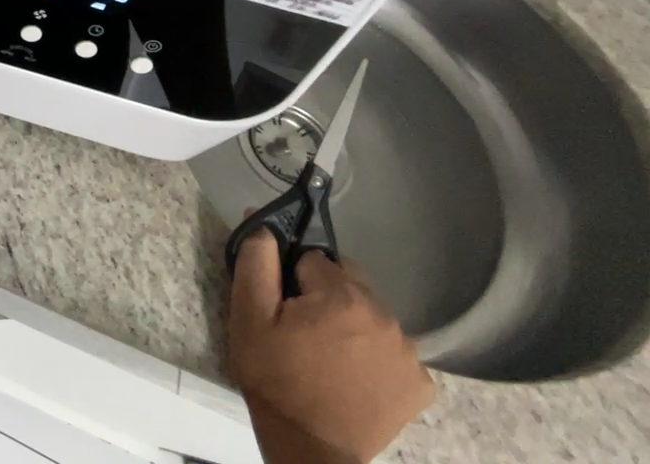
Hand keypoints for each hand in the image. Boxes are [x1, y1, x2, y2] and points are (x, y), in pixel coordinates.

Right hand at [228, 231, 433, 462]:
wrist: (310, 443)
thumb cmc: (273, 374)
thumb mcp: (248, 313)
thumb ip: (256, 262)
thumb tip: (264, 225)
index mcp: (342, 297)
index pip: (315, 258)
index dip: (292, 276)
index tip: (281, 302)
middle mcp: (386, 317)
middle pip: (350, 283)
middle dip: (325, 294)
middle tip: (300, 326)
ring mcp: (410, 353)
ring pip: (372, 314)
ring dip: (349, 321)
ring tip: (324, 351)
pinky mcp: (420, 383)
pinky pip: (392, 348)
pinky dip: (372, 351)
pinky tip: (350, 371)